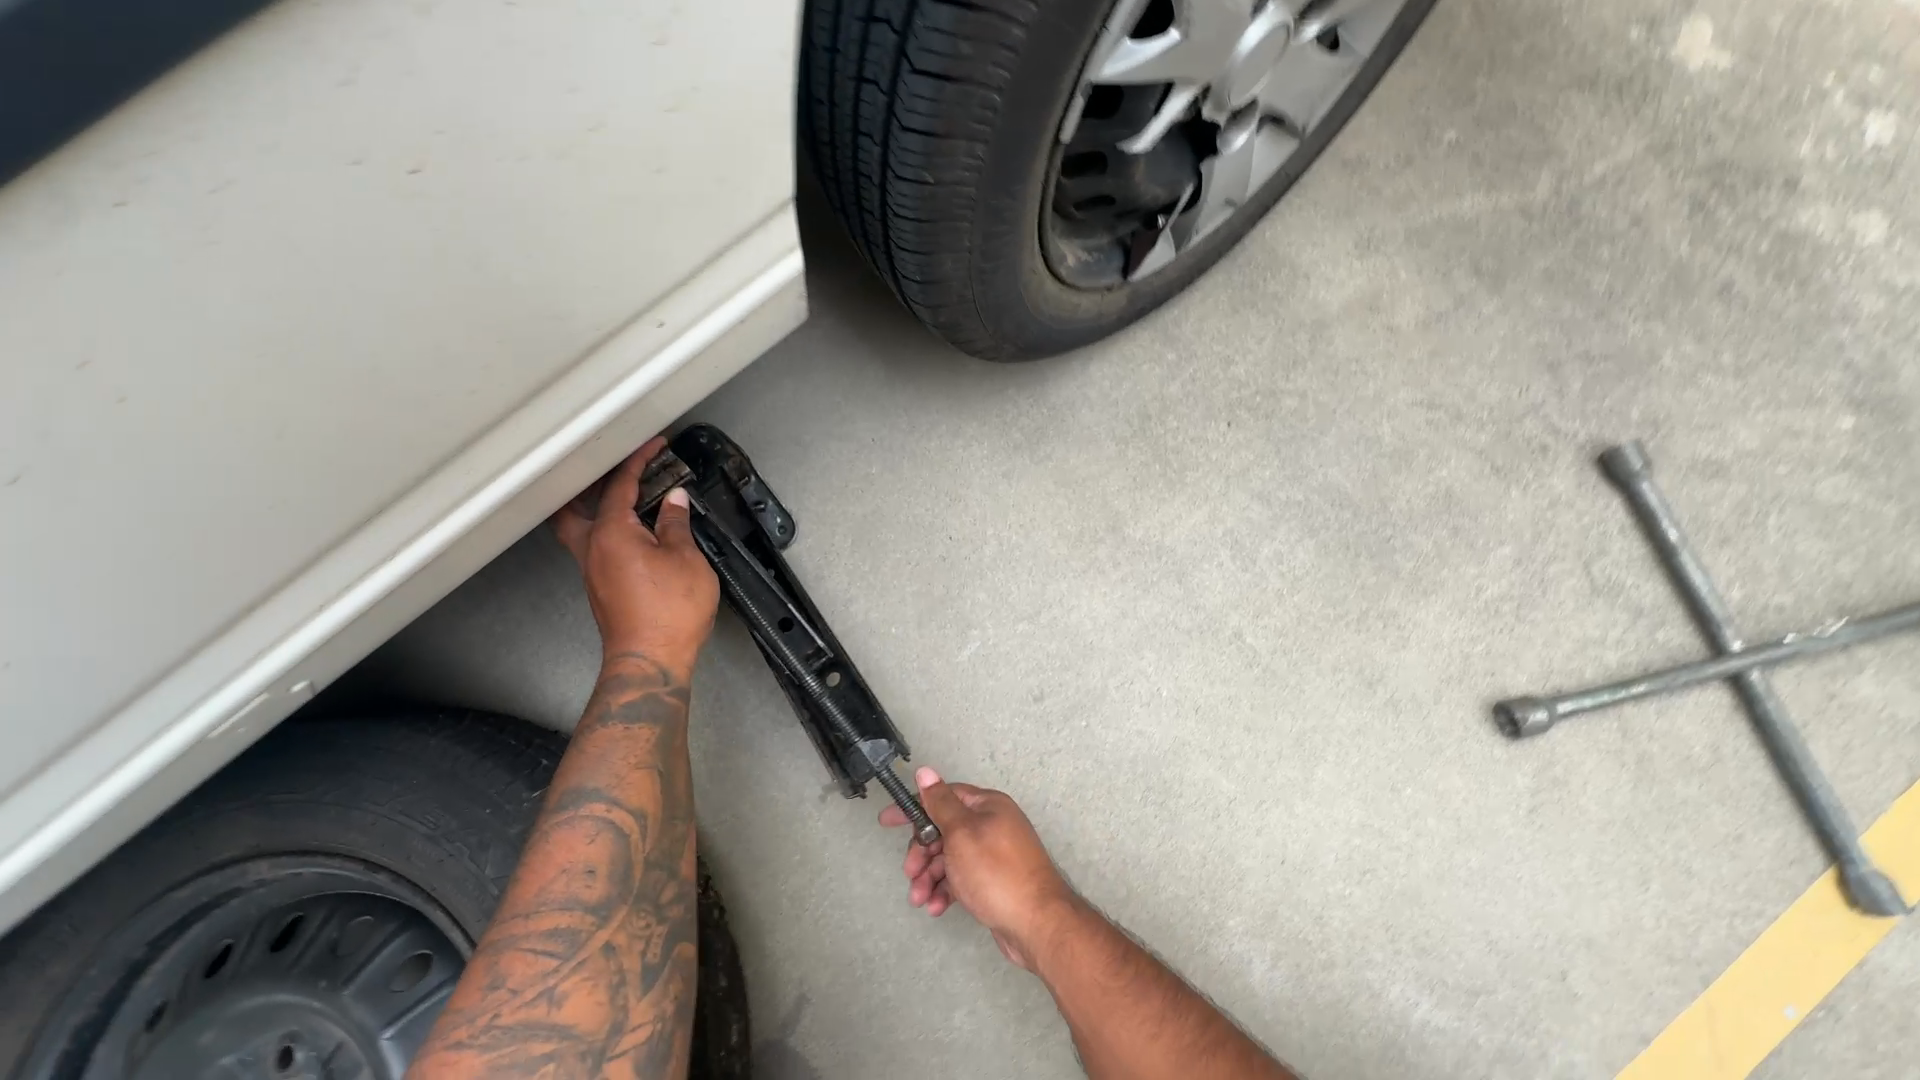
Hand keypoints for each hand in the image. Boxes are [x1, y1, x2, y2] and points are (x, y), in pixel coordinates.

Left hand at [553, 436, 718, 674]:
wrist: (651, 659)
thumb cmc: (670, 611)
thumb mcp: (686, 559)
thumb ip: (676, 524)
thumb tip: (674, 501)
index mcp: (611, 533)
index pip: (621, 485)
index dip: (639, 461)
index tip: (654, 447)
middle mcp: (591, 548)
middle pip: (576, 506)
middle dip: (593, 484)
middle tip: (617, 472)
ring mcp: (592, 571)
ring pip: (581, 528)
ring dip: (598, 508)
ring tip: (627, 498)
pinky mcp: (600, 589)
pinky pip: (595, 547)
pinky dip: (609, 531)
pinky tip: (633, 534)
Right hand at [880, 767, 1076, 969]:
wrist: (1036, 924)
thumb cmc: (996, 873)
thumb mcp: (962, 833)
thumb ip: (940, 803)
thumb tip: (925, 771)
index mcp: (986, 806)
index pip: (943, 797)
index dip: (914, 809)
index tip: (887, 821)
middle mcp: (991, 825)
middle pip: (943, 830)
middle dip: (921, 853)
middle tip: (910, 873)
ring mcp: (992, 855)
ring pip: (949, 858)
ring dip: (929, 877)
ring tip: (920, 899)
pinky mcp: (992, 882)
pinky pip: (960, 879)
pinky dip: (945, 891)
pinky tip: (937, 907)